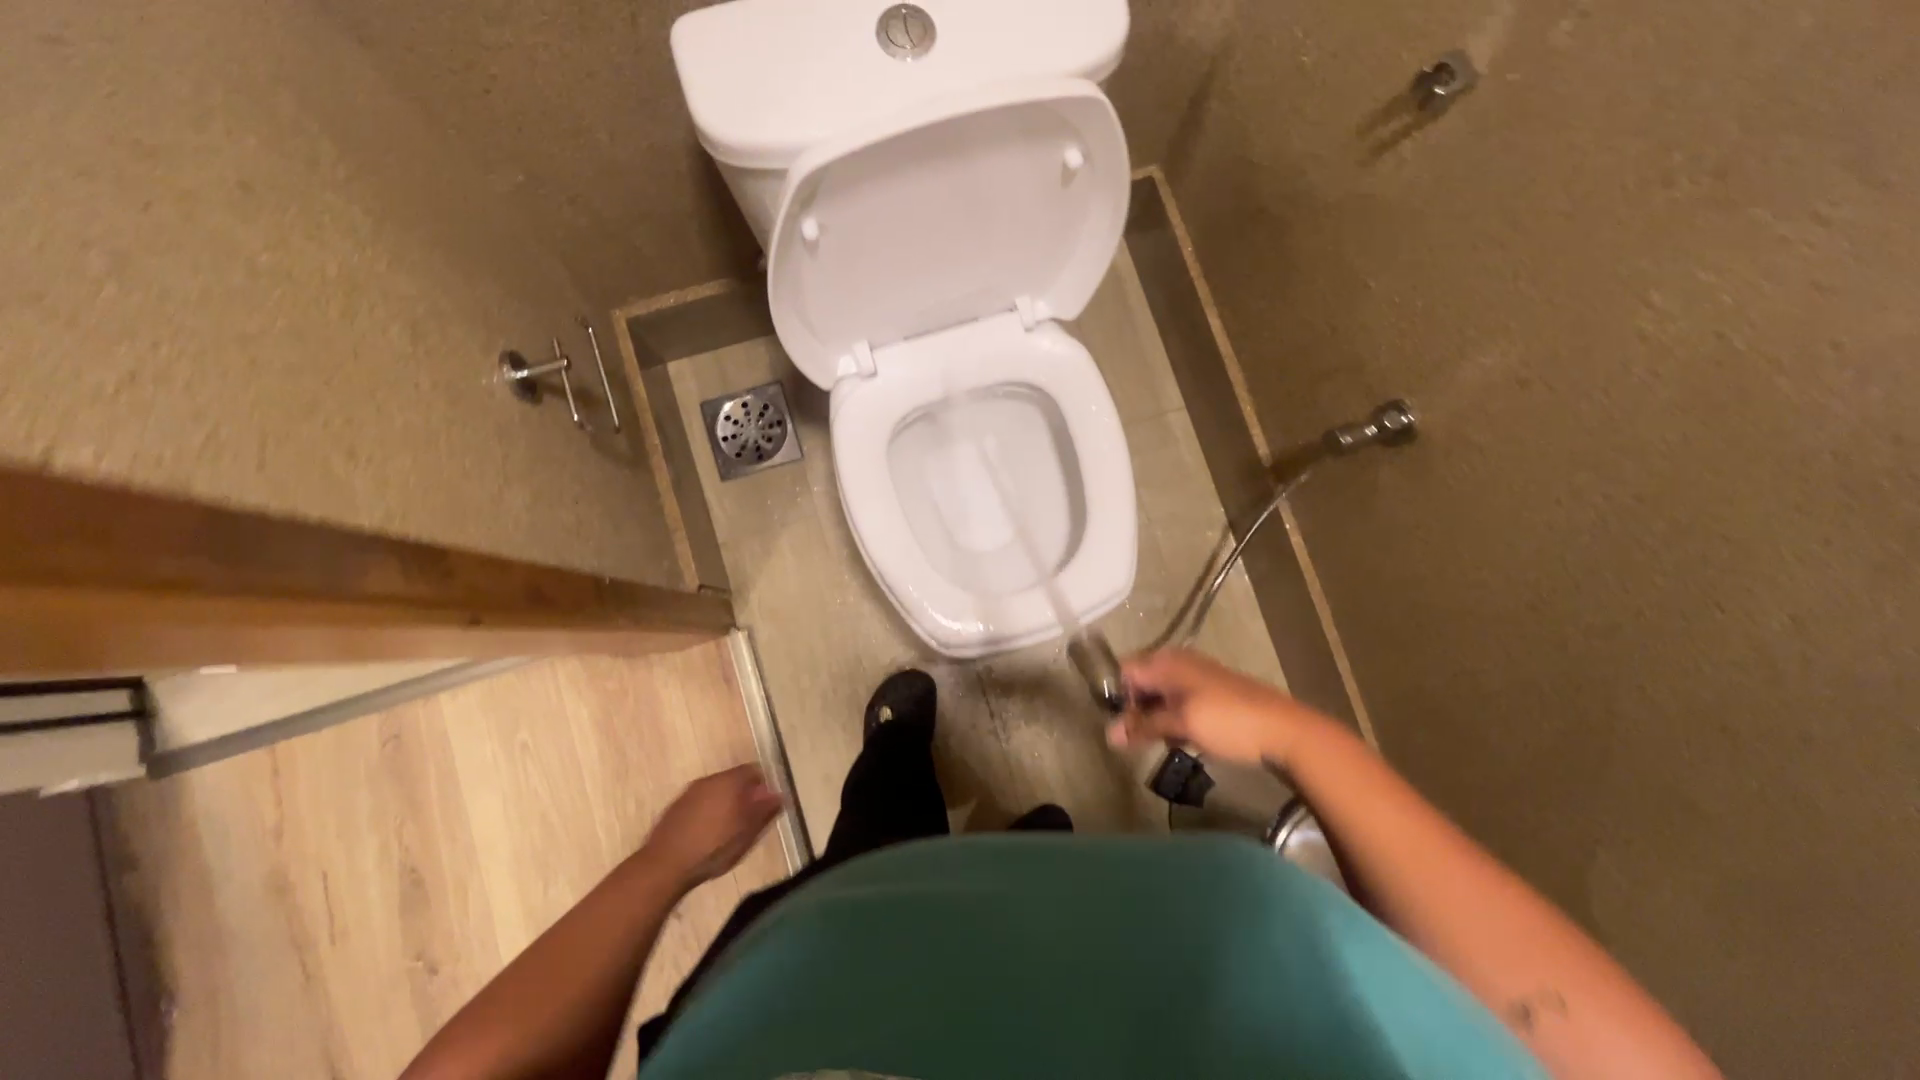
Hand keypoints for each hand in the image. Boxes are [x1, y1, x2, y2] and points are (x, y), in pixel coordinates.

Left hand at [643, 764, 782, 887]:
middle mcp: (707, 780)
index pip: (754, 770)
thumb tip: (779, 794)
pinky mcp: (674, 808)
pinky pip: (699, 803)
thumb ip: (765, 810)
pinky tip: (708, 835)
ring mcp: (688, 793)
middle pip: (734, 779)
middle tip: (750, 821)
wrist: (665, 865)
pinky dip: (708, 812)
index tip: (766, 807)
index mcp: (728, 781)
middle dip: (745, 795)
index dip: (764, 786)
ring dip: (726, 804)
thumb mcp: (747, 832)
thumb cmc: (714, 848)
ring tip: (729, 830)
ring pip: (715, 791)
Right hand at [1107, 648, 1333, 768]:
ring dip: (1155, 717)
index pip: (1125, 670)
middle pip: (1141, 682)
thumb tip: (1109, 734)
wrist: (1284, 730)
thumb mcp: (1181, 724)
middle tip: (1135, 739)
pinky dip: (1173, 718)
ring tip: (1159, 741)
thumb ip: (1143, 726)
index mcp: (1168, 662)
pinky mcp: (1212, 694)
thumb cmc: (1228, 721)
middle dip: (1135, 709)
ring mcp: (1197, 677)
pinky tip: (1181, 739)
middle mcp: (1179, 662)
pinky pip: (1179, 702)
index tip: (1117, 724)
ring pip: (1160, 694)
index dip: (1116, 696)